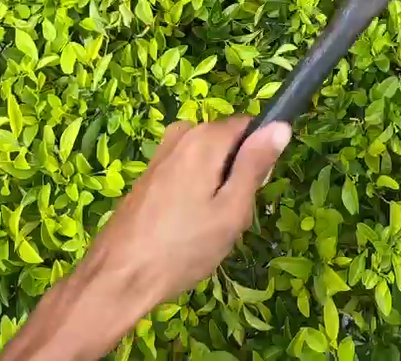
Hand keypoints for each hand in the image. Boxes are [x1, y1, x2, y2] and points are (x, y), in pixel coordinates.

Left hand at [0, 116, 290, 360]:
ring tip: (208, 230)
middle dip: (236, 176)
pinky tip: (186, 230)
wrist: (119, 275)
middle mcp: (183, 133)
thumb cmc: (182, 246)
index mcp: (205, 137)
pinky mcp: (151, 171)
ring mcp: (163, 152)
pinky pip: (188, 171)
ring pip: (209, 160)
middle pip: (228, 144)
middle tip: (229, 219)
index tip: (253, 192)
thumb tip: (281, 125)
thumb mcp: (231, 209)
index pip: (250, 127)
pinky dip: (195, 194)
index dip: (258, 159)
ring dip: (216, 189)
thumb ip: (255, 164)